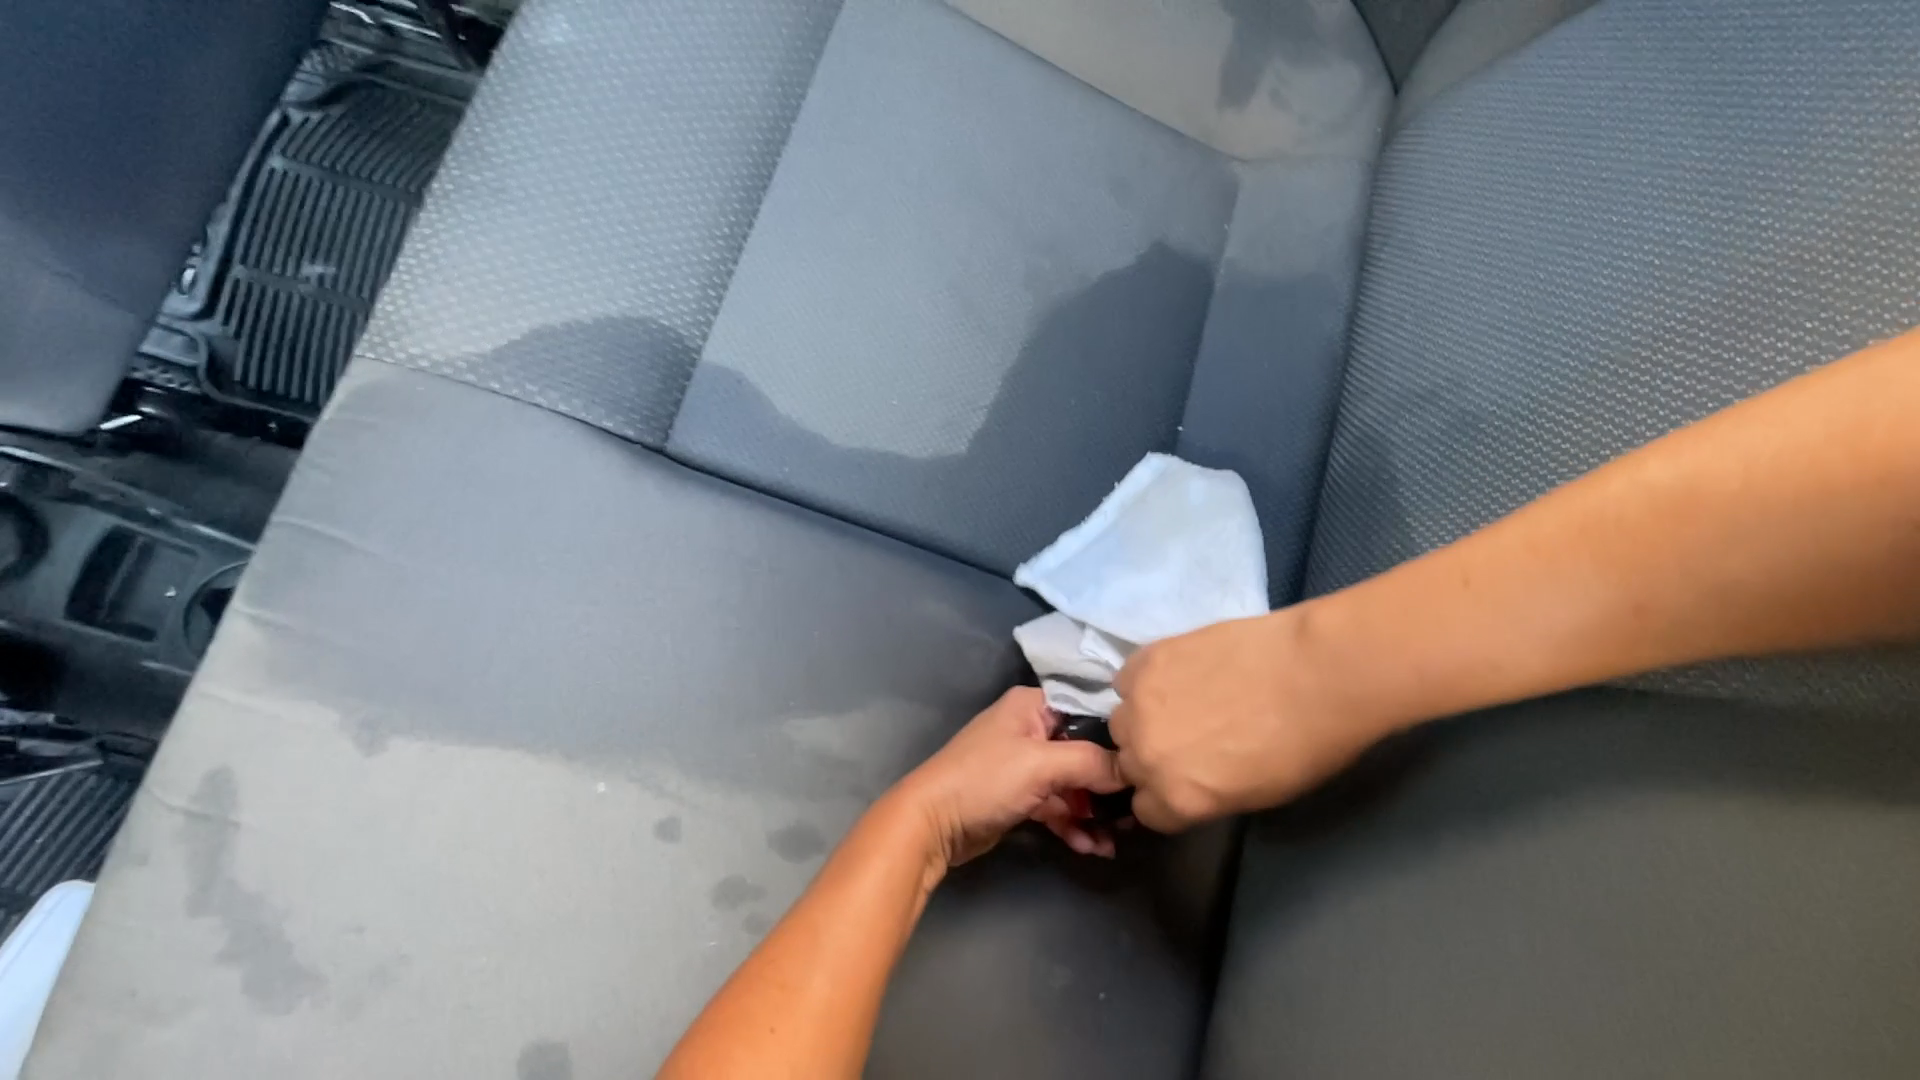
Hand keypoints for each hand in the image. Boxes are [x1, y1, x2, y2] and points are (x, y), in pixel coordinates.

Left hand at [891, 687, 1126, 869]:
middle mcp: (1030, 728)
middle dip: (1108, 782)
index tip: (1149, 757)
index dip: (1119, 733)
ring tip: (1118, 838)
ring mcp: (1024, 764)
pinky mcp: (1019, 796)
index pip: (1088, 709)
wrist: (932, 824)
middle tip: (1137, 810)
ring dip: (1094, 811)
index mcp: (1033, 705)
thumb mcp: (1042, 765)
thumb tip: (1133, 769)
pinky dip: (1074, 824)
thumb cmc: (985, 779)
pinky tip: (1093, 847)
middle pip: (1084, 750)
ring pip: (1072, 783)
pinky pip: (1057, 806)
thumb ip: (1091, 762)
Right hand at [1111, 610, 1396, 832]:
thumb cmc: (1305, 746)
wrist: (1318, 674)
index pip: (1145, 809)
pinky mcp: (1145, 659)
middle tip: (1187, 737)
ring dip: (1143, 716)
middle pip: (1127, 762)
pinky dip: (1145, 679)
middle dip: (1151, 756)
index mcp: (1175, 799)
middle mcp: (1145, 756)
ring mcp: (1139, 703)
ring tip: (1182, 701)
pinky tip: (1179, 672)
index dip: (1166, 795)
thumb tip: (1187, 780)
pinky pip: (1127, 678)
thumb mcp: (1254, 796)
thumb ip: (1203, 794)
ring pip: (1122, 719)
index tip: (1185, 779)